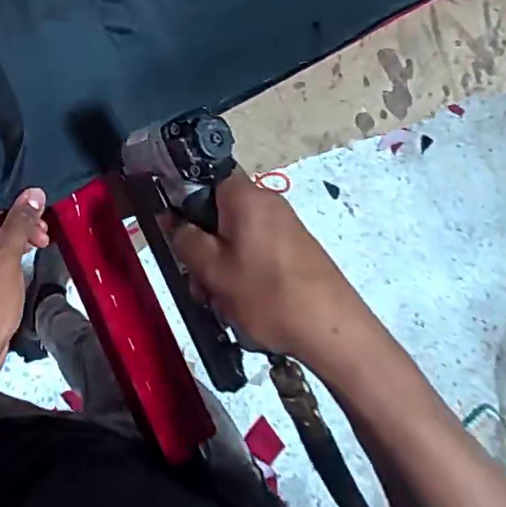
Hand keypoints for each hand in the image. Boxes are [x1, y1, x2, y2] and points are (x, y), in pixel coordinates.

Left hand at [0, 188, 49, 369]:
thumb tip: (34, 192)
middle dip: (19, 224)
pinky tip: (26, 258)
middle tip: (45, 235)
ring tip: (41, 245)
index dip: (17, 207)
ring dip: (17, 238)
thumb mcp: (7, 256)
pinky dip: (8, 253)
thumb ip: (21, 221)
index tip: (42, 216)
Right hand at [171, 175, 373, 365]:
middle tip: (201, 283)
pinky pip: (256, 253)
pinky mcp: (294, 249)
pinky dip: (244, 275)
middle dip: (203, 248)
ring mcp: (284, 226)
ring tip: (224, 303)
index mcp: (245, 195)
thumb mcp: (212, 270)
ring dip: (221, 268)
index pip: (203, 178)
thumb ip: (185, 239)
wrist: (331, 328)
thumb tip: (174, 220)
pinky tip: (246, 305)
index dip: (183, 204)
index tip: (176, 233)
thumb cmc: (267, 294)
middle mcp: (266, 202)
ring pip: (235, 239)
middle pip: (218, 214)